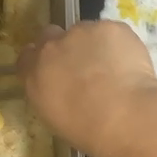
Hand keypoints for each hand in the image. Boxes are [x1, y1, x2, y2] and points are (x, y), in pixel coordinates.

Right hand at [16, 21, 156, 156]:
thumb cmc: (86, 129)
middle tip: (83, 65)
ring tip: (113, 68)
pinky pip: (111, 32)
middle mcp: (51, 47)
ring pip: (84, 32)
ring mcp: (80, 33)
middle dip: (63, 46)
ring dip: (93, 45)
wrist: (123, 114)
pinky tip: (129, 64)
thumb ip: (49, 93)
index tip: (53, 69)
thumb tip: (60, 86)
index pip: (27, 56)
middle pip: (51, 36)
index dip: (40, 60)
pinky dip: (119, 44)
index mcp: (34, 73)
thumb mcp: (53, 117)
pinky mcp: (109, 27)